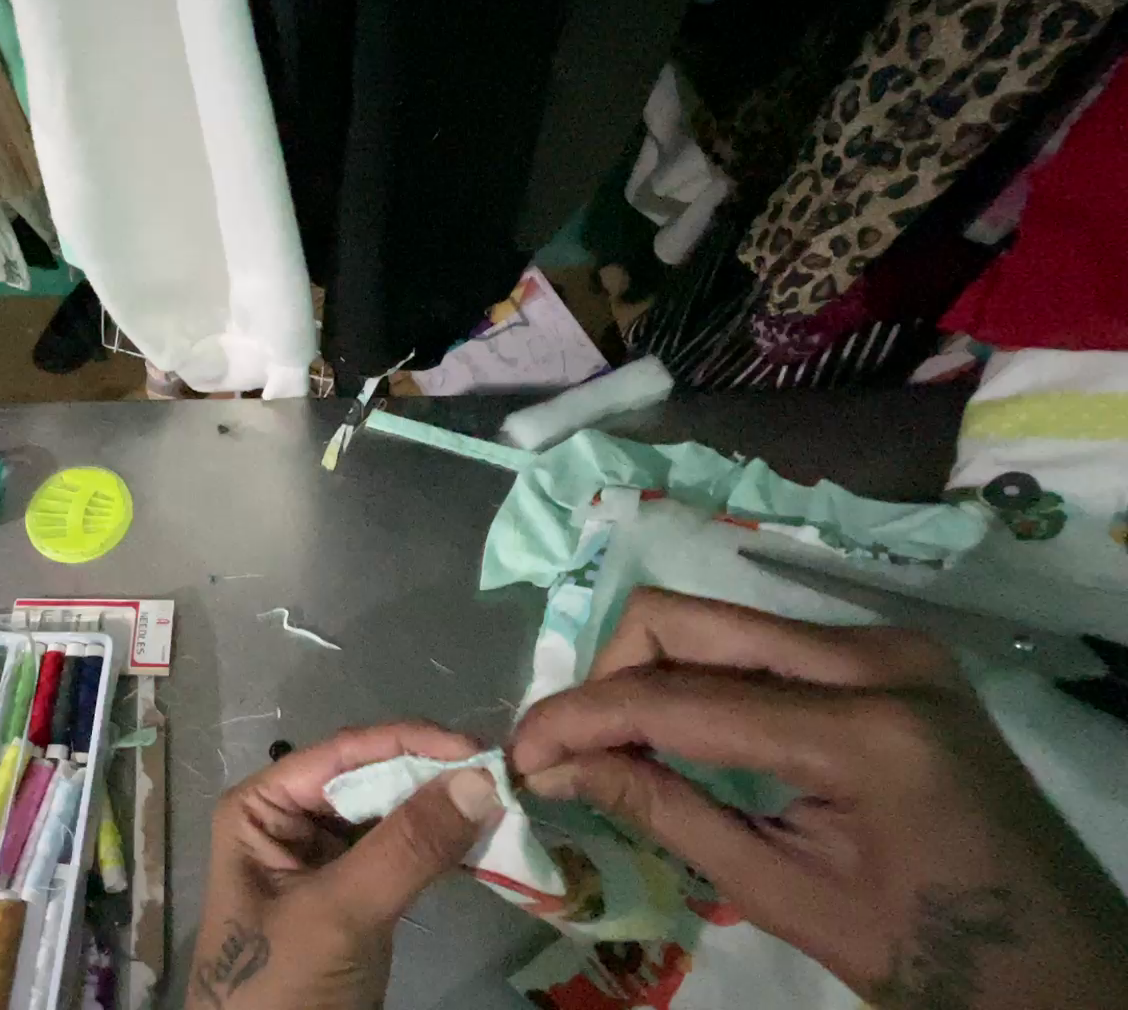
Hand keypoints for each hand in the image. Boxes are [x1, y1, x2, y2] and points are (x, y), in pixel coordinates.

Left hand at [186, 723, 502, 1009]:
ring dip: (440, 809)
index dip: (408, 742)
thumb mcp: (339, 912)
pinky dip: (438, 847)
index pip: (341, 754)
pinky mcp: (352, 889)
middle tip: (503, 778)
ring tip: (503, 805)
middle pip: (366, 778)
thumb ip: (406, 847)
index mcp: (264, 804)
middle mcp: (289, 815)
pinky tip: (482, 844)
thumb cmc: (281, 984)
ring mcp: (321, 853)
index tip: (478, 749)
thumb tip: (479, 778)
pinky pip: (398, 851)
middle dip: (430, 775)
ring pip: (388, 812)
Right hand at [510, 587, 1127, 1009]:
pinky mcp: (878, 652)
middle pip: (675, 621)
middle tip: (576, 744)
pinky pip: (743, 639)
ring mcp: (881, 646)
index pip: (670, 699)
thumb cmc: (932, 955)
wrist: (1073, 970)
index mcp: (862, 734)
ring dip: (641, 675)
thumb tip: (547, 767)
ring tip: (621, 740)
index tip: (520, 750)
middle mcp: (872, 659)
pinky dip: (688, 677)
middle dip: (603, 679)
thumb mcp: (781, 895)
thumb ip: (658, 810)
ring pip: (703, 621)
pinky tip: (680, 729)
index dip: (575, 717)